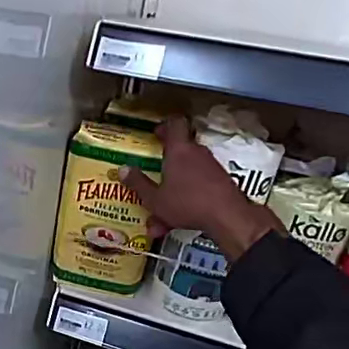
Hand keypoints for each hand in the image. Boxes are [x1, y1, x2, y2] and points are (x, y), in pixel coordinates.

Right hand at [121, 116, 282, 261]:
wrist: (227, 217)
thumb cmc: (187, 203)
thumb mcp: (155, 198)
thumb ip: (138, 184)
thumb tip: (122, 170)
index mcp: (178, 150)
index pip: (175, 123)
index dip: (165, 125)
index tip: (156, 133)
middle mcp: (197, 153)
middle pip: (181, 149)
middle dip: (166, 162)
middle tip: (154, 170)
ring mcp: (211, 168)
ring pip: (187, 174)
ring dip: (173, 189)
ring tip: (158, 213)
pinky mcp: (221, 183)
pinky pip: (198, 188)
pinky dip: (185, 201)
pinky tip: (173, 224)